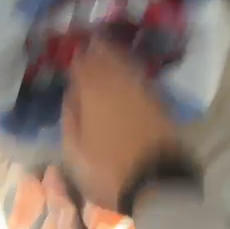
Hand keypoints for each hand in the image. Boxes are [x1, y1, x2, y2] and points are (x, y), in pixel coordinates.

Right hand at [62, 40, 181, 209]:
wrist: (156, 185)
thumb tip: (71, 95)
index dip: (78, 59)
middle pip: (108, 62)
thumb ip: (70, 118)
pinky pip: (142, 80)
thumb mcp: (74, 151)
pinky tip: (128, 74)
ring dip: (117, 57)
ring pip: (127, 67)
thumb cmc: (107, 172)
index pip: (85, 68)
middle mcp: (119, 88)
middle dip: (99, 51)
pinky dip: (133, 72)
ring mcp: (142, 95)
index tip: (74, 53)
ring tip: (109, 51)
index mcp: (94, 96)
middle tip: (92, 43)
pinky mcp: (159, 106)